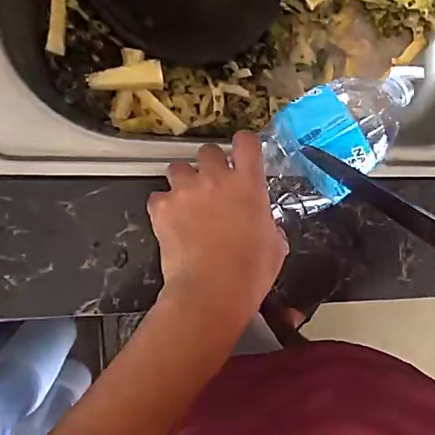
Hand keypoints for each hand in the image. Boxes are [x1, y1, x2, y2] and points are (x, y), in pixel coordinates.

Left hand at [148, 131, 286, 326]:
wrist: (212, 291)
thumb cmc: (250, 272)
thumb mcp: (276, 246)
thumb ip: (270, 225)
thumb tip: (267, 226)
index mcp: (248, 184)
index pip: (246, 142)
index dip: (244, 145)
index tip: (243, 154)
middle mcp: (215, 179)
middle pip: (208, 150)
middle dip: (210, 164)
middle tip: (214, 186)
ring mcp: (186, 191)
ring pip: (178, 167)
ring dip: (183, 181)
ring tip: (189, 202)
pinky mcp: (161, 208)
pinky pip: (158, 197)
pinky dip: (163, 207)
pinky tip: (172, 223)